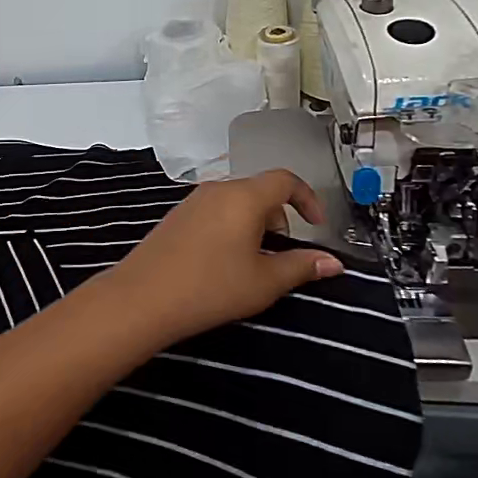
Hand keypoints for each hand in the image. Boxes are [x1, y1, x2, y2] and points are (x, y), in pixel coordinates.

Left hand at [98, 168, 339, 344]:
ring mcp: (193, 200)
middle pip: (260, 191)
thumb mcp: (264, 282)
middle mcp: (218, 189)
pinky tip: (223, 261)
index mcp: (244, 196)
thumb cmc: (210, 287)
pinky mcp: (176, 216)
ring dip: (254, 223)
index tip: (317, 225)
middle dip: (279, 217)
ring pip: (236, 202)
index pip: (285, 180)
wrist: (143, 297)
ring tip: (252, 261)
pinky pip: (215, 211)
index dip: (308, 199)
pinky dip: (231, 226)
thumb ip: (301, 267)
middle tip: (282, 253)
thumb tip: (334, 262)